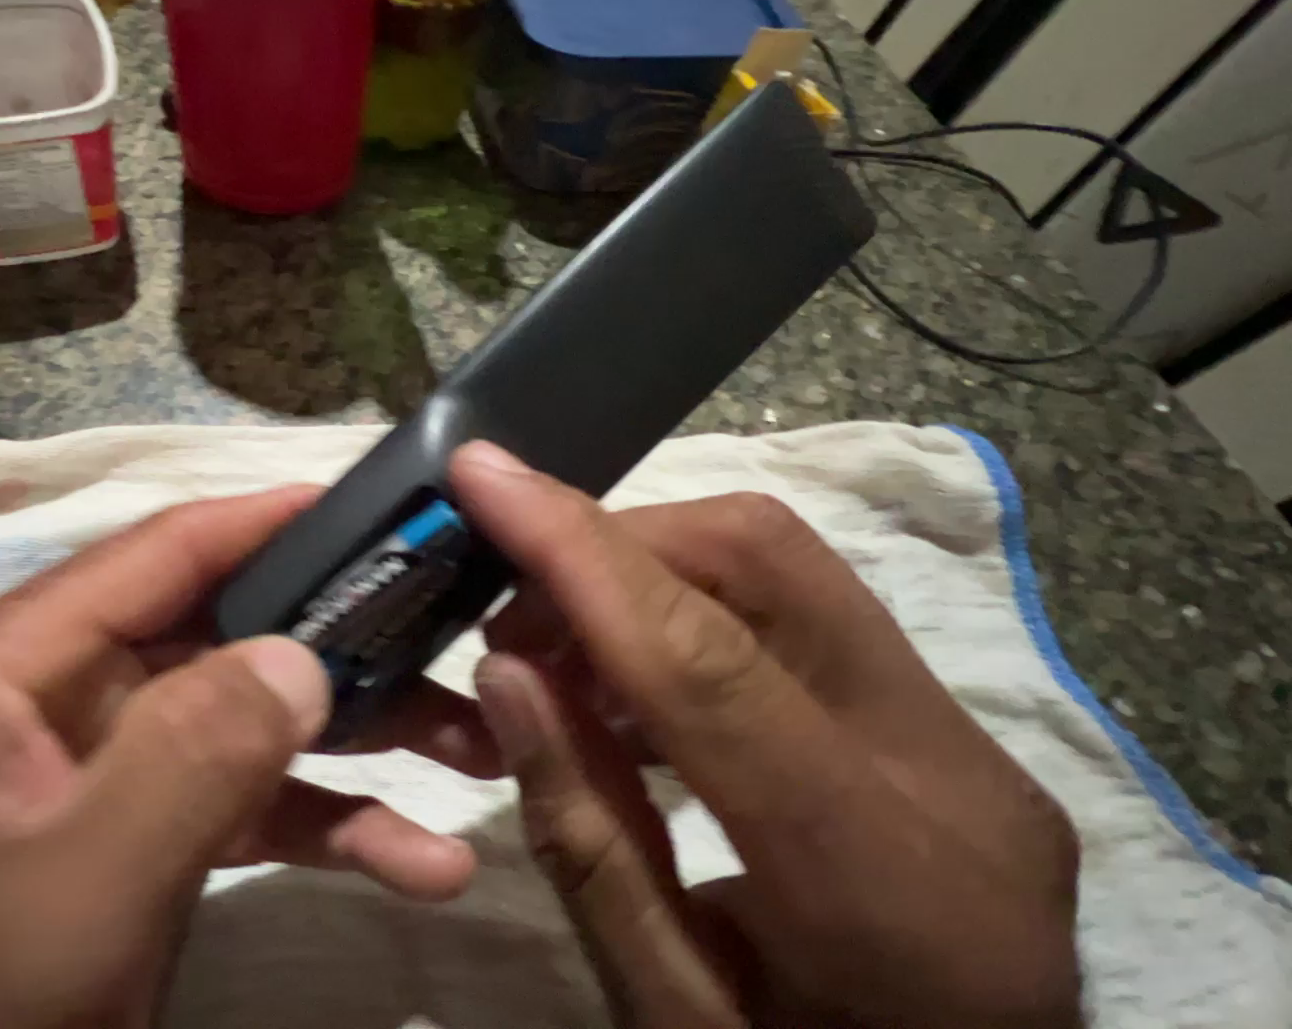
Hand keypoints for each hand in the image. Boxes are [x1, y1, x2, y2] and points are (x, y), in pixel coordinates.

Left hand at [0, 487, 496, 1028]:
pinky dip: (316, 820)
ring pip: (242, 717)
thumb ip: (189, 758)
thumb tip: (301, 656)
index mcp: (3, 660)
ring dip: (351, 741)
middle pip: (218, 633)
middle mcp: (49, 688)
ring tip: (471, 751)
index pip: (157, 554)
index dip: (267, 521)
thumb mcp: (78, 889)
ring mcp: (94, 759)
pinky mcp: (128, 826)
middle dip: (339, 648)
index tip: (373, 507)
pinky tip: (413, 863)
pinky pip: (233, 798)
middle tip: (451, 640)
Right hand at [448, 442, 1081, 1028]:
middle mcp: (953, 778)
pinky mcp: (947, 730)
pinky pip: (795, 613)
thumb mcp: (666, 1017)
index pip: (708, 662)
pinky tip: (629, 685)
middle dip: (608, 547)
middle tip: (509, 616)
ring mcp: (966, 743)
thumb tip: (507, 676)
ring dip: (641, 575)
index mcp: (884, 887)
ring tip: (557, 657)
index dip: (583, 554)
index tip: (483, 475)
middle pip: (764, 562)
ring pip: (783, 566)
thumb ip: (586, 842)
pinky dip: (685, 611)